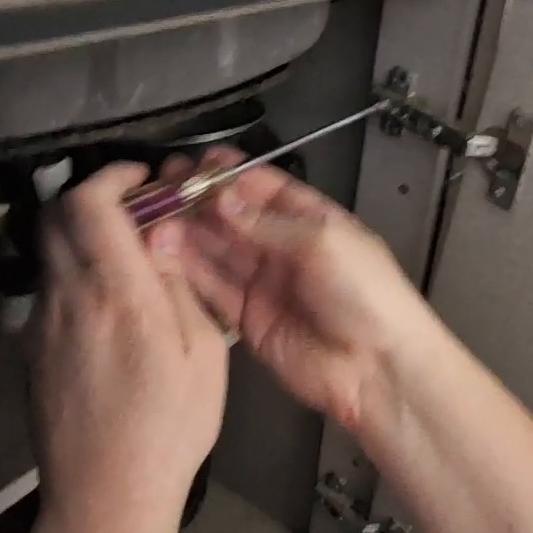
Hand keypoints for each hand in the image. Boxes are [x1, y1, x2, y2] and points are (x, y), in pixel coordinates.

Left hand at [29, 163, 228, 532]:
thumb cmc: (169, 426)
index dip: (111, 176)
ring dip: (84, 235)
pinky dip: (76, 273)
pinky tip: (110, 304)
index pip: (90, 205)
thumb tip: (161, 240)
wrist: (107, 495)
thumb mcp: (201, 353)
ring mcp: (42, 325)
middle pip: (57, 217)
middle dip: (94, 195)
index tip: (140, 177)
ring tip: (128, 256)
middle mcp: (69, 300)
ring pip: (51, 252)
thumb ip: (177, 286)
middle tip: (136, 209)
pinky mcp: (32, 350)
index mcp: (118, 295)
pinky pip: (50, 290)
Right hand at [175, 149, 436, 432]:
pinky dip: (189, 272)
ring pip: (218, 252)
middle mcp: (287, 250)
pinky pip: (214, 289)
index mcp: (315, 222)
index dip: (232, 176)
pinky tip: (164, 253)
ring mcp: (267, 285)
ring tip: (154, 218)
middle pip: (235, 219)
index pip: (266, 190)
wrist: (377, 368)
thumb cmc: (371, 299)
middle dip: (200, 203)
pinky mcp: (250, 319)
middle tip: (165, 189)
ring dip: (188, 235)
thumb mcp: (325, 243)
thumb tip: (226, 199)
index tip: (200, 164)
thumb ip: (270, 222)